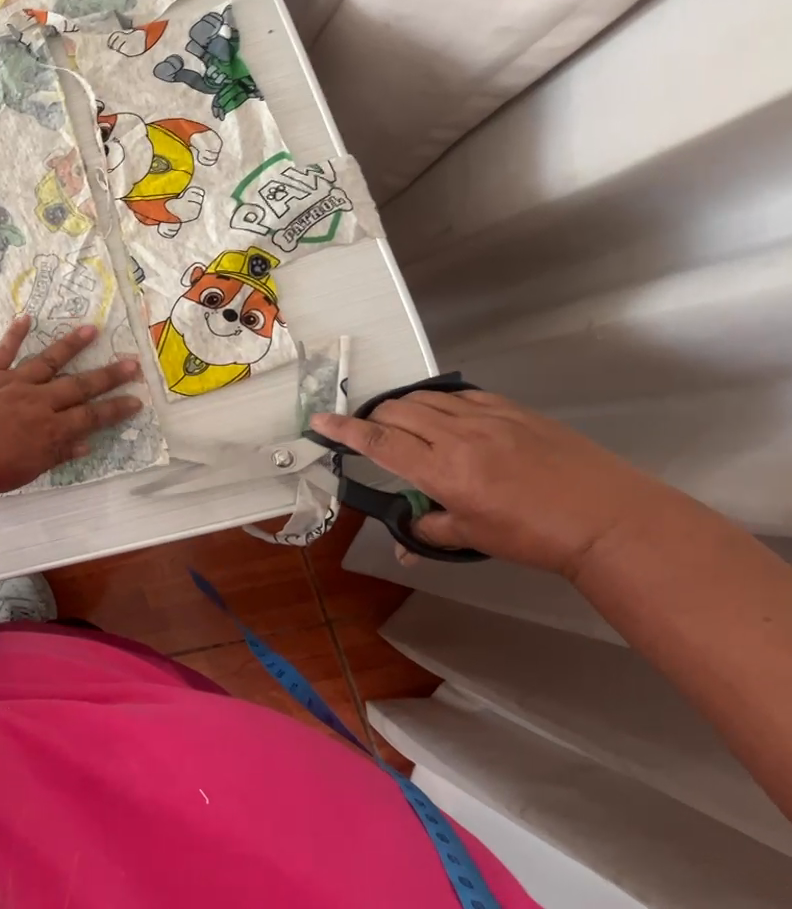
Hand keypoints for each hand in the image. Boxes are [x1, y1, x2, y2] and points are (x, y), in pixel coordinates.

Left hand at [0, 316, 143, 497]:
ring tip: (92, 329)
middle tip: (133, 362)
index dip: (116, 409)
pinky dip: (15, 333)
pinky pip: (4, 350)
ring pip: (48, 360)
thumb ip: (56, 455)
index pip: (91, 417)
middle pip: (79, 385)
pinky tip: (27, 318)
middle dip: (108, 375)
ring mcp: (13, 383)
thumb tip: (86, 444)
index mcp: (49, 430)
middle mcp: (38, 401)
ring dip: (71, 345)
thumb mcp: (27, 471)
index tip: (137, 400)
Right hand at [309, 390, 693, 578]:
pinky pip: (462, 396)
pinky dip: (441, 403)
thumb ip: (430, 528)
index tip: (319, 421)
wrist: (614, 521)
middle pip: (396, 411)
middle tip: (370, 434)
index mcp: (443, 470)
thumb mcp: (474, 538)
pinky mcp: (516, 412)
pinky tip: (447, 418)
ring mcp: (490, 419)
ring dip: (403, 407)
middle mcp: (460, 436)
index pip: (378, 441)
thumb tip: (408, 533)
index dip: (343, 429)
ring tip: (404, 423)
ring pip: (426, 399)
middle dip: (373, 418)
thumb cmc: (538, 537)